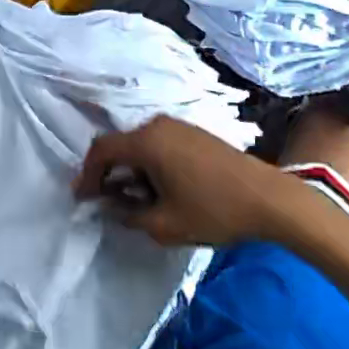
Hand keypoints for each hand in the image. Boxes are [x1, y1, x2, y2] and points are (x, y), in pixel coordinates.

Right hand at [72, 116, 302, 246]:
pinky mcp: (194, 132)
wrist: (265, 196)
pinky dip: (150, 163)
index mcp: (147, 140)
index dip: (87, 174)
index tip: (82, 199)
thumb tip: (111, 205)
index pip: (101, 149)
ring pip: (141, 144)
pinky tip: (159, 188)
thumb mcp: (164, 224)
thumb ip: (128, 214)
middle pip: (121, 144)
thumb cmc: (212, 211)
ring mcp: (178, 125)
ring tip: (135, 201)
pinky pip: (159, 143)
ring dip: (131, 169)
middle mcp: (159, 124)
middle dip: (109, 173)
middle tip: (106, 202)